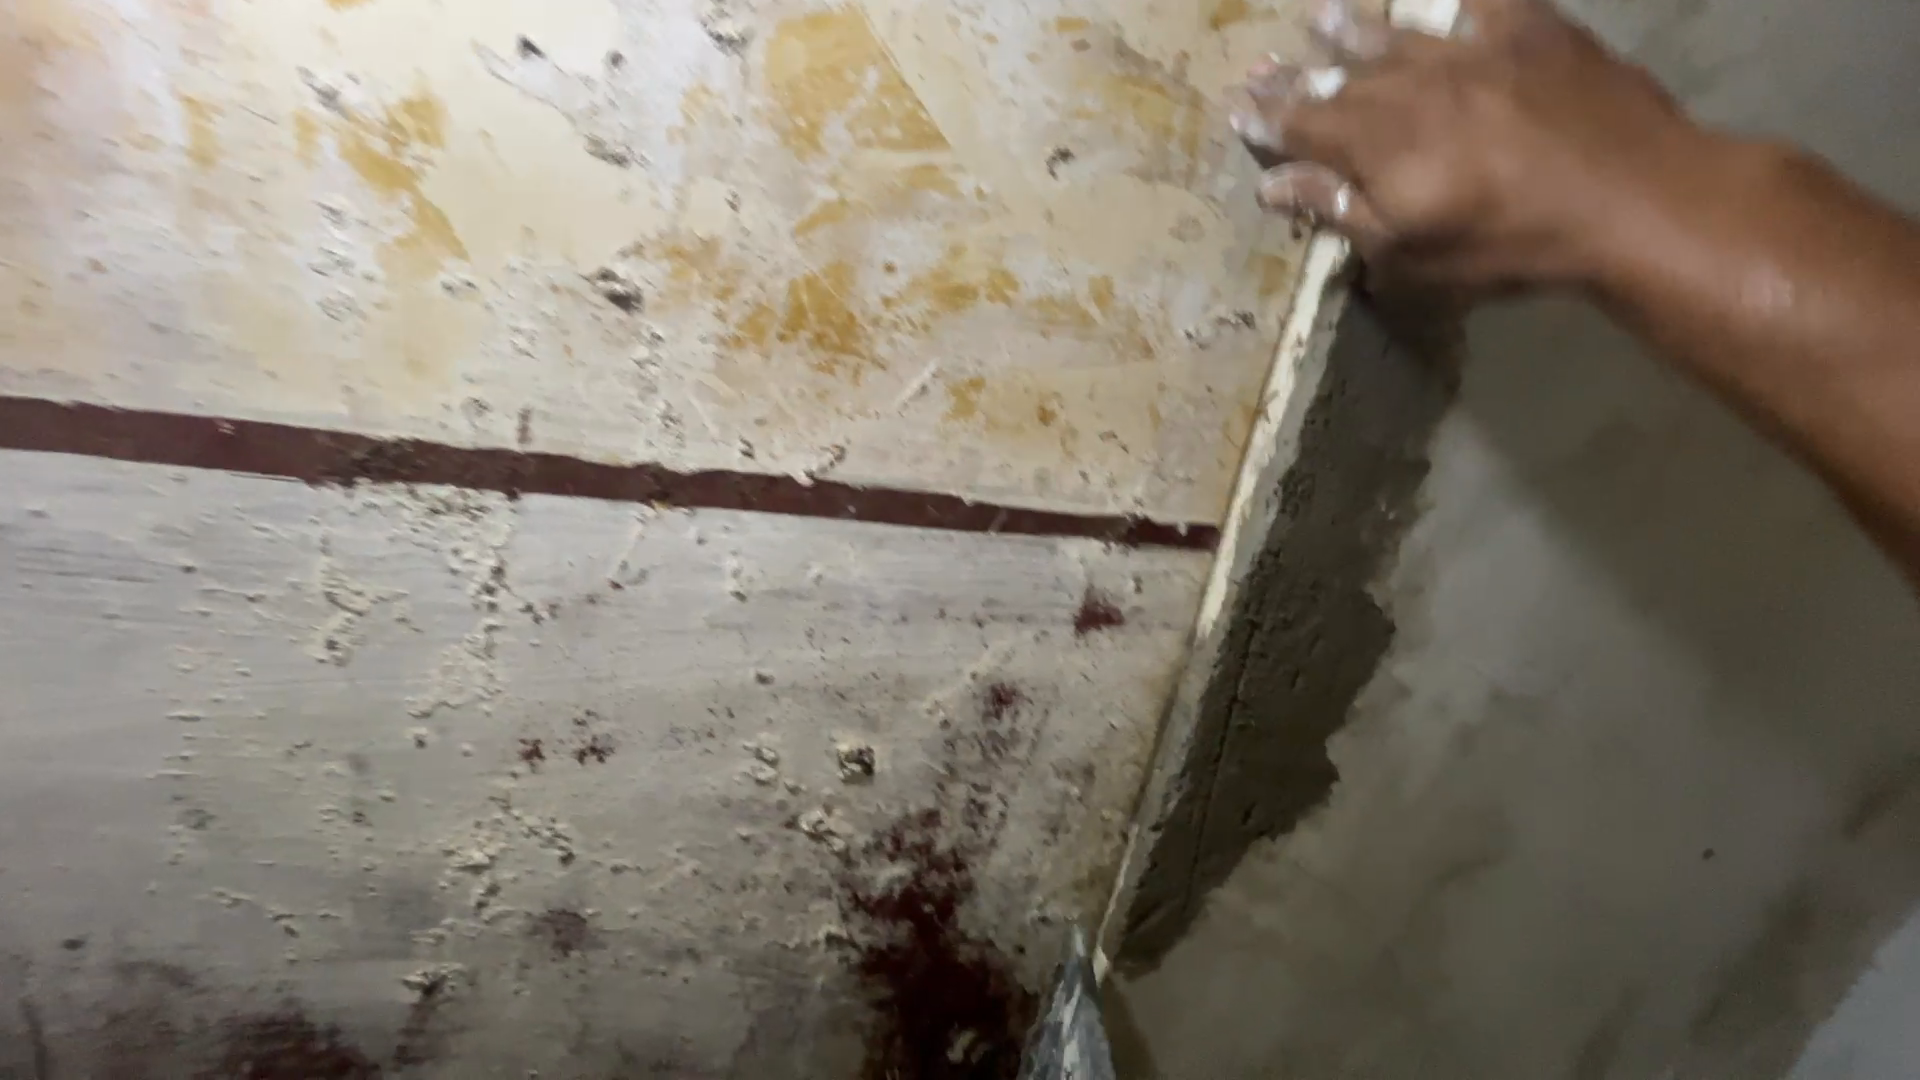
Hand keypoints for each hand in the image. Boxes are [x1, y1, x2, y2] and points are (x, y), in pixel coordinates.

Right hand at [1227, 0, 1715, 292]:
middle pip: (1341, 77)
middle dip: (1296, 77)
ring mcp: (1474, 49)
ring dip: (1352, 28)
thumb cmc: (1503, 244)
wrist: (1631, 199)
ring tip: (1319, 16)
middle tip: (1261, 69)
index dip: (1268, 120)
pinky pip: (1475, 1)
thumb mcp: (1404, 250)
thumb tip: (1274, 185)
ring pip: (1396, 32)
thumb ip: (1337, 209)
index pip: (1305, 126)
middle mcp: (1415, 85)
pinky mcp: (1531, 29)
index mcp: (1379, 144)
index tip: (1237, 110)